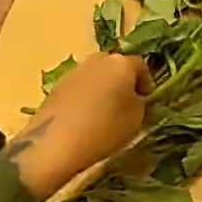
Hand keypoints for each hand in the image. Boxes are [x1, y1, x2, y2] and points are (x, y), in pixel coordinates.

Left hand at [3, 53, 148, 200]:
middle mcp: (98, 60)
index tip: (145, 100)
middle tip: (125, 104)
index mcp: (121, 63)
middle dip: (122, 82)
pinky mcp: (57, 84)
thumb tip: (133, 97)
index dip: (146, 83)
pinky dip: (85, 97)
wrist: (55, 142)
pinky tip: (84, 118)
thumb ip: (140, 102)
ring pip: (96, 75)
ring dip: (102, 88)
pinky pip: (80, 86)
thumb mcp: (136, 119)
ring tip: (103, 113)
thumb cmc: (105, 129)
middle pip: (115, 66)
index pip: (140, 65)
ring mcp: (75, 70)